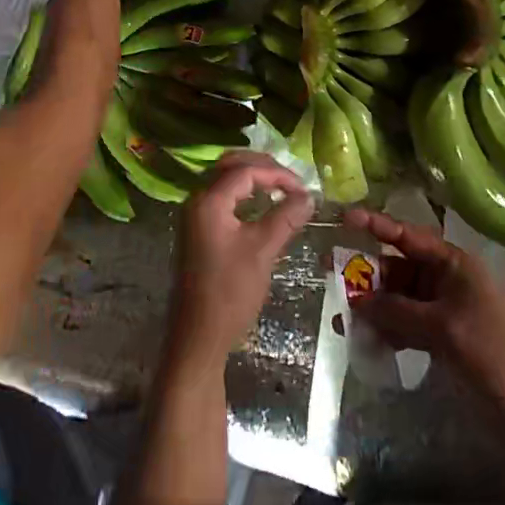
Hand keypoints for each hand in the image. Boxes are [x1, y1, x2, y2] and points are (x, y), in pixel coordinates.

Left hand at [169, 152, 314, 365]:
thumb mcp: (263, 251)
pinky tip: (264, 205)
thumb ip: (286, 217)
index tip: (304, 189)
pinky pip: (223, 198)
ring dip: (254, 179)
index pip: (246, 171)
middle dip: (264, 168)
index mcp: (208, 202)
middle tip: (292, 180)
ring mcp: (195, 217)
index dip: (278, 175)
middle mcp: (197, 202)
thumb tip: (309, 196)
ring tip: (282, 187)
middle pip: (231, 167)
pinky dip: (244, 194)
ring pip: (226, 182)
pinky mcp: (199, 232)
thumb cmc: (230, 292)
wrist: (198, 337)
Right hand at [343, 208, 504, 412]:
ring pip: (400, 301)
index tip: (344, 217)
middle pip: (398, 269)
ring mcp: (446, 312)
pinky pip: (408, 326)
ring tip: (338, 319)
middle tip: (327, 280)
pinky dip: (389, 332)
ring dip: (373, 308)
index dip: (376, 226)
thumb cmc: (497, 352)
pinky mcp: (445, 340)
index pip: (409, 237)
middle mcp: (447, 281)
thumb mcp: (445, 329)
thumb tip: (356, 301)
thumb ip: (398, 312)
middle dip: (366, 275)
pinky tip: (366, 342)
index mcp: (453, 264)